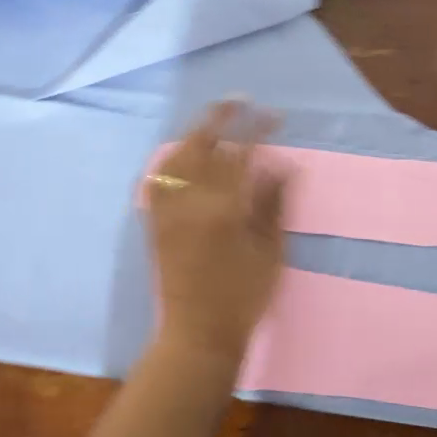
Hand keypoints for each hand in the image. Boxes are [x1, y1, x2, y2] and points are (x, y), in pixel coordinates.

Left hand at [144, 102, 290, 360]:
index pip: (242, 153)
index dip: (258, 130)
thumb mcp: (270, 251)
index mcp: (224, 207)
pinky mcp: (155, 223)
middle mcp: (190, 201)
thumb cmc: (244, 296)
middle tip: (240, 102)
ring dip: (195, 133)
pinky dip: (170, 160)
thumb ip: (273, 203)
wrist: (198, 334)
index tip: (274, 117)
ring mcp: (168, 210)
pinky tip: (181, 155)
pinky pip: (158, 180)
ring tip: (213, 122)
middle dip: (221, 117)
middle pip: (202, 144)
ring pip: (176, 157)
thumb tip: (281, 164)